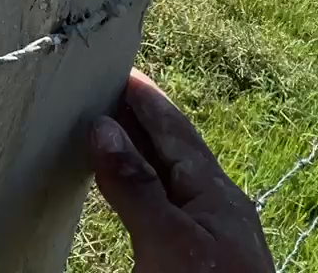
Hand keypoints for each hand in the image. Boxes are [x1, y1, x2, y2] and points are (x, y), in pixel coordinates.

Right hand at [88, 69, 271, 272]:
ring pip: (167, 178)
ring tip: (104, 129)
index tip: (116, 65)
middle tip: (100, 87)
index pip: (175, 129)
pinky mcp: (192, 264)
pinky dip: (136, 185)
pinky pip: (160, 205)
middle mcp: (215, 210)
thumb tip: (102, 125)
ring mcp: (207, 240)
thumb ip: (135, 185)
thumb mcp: (168, 243)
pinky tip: (121, 190)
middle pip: (173, 149)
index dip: (146, 96)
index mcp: (217, 195)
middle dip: (139, 117)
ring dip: (136, 151)